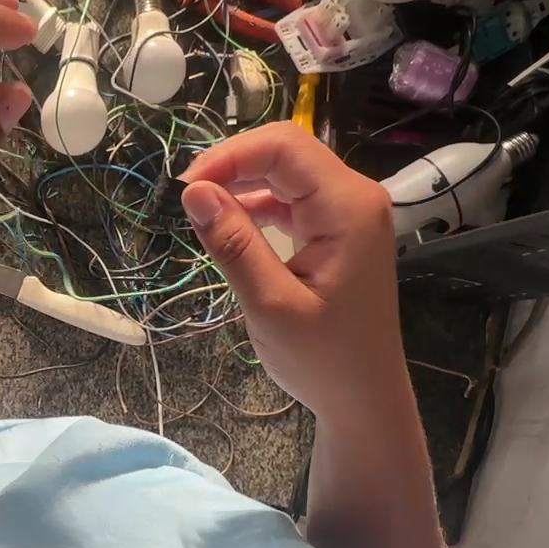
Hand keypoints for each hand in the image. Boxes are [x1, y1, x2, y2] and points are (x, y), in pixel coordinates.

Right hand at [179, 123, 404, 423]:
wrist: (364, 399)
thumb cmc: (322, 359)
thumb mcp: (270, 304)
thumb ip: (234, 244)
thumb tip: (194, 193)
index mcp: (346, 207)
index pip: (284, 148)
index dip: (229, 156)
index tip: (184, 189)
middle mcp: (353, 198)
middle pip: (287, 153)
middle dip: (233, 165)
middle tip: (186, 198)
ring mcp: (348, 216)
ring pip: (288, 175)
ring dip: (242, 184)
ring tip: (199, 209)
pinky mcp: (338, 234)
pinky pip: (293, 203)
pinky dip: (258, 207)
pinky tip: (229, 223)